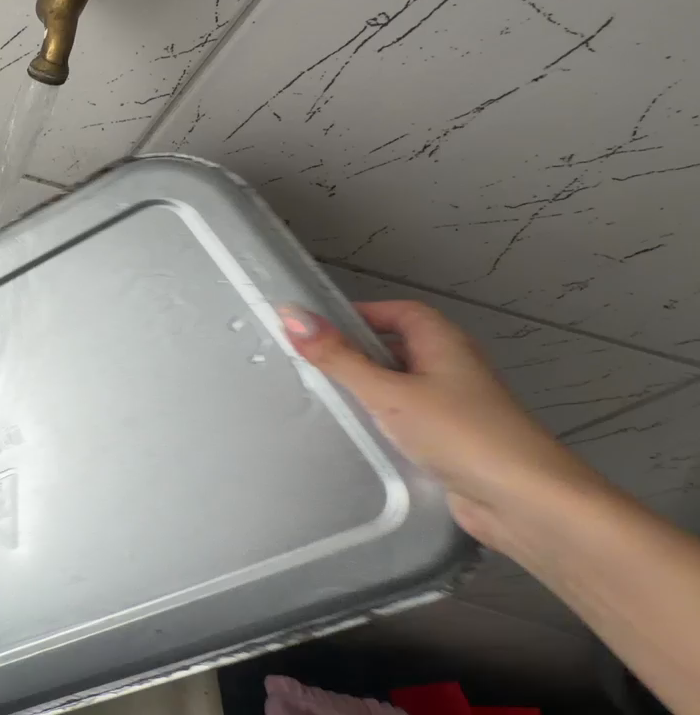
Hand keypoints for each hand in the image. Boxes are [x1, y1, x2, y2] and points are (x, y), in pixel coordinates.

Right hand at [280, 300, 602, 550]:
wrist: (529, 505)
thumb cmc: (460, 434)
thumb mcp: (387, 391)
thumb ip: (337, 356)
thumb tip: (288, 313)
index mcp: (445, 344)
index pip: (398, 312)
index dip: (360, 313)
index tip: (316, 328)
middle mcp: (453, 368)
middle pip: (397, 346)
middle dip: (356, 351)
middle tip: (310, 362)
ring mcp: (456, 406)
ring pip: (400, 384)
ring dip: (367, 387)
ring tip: (324, 396)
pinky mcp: (453, 440)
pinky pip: (407, 416)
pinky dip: (382, 418)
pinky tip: (358, 431)